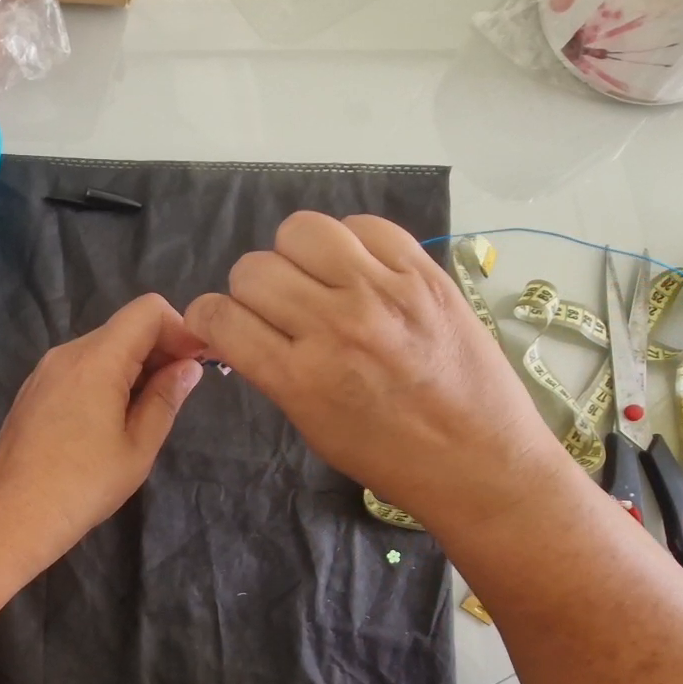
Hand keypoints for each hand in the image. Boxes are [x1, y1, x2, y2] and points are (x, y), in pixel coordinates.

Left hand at [0, 294, 205, 570]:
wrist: (13, 518)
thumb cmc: (83, 487)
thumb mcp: (138, 447)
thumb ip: (165, 399)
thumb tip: (189, 367)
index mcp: (96, 359)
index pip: (148, 310)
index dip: (181, 330)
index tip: (196, 366)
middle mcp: (65, 354)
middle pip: (124, 328)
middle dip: (158, 351)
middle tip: (176, 396)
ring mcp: (42, 373)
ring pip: (100, 349)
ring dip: (130, 369)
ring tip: (141, 416)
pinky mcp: (30, 393)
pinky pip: (76, 370)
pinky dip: (102, 381)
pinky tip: (105, 425)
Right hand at [184, 212, 576, 530]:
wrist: (477, 458)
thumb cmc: (385, 456)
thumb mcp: (310, 425)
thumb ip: (273, 370)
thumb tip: (246, 329)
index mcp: (297, 377)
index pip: (221, 317)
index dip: (206, 317)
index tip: (217, 324)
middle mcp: (333, 325)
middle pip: (253, 270)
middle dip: (248, 290)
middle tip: (272, 309)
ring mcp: (381, 292)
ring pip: (300, 231)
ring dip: (292, 256)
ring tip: (312, 280)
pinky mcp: (423, 272)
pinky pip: (363, 225)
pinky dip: (347, 243)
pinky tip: (355, 271)